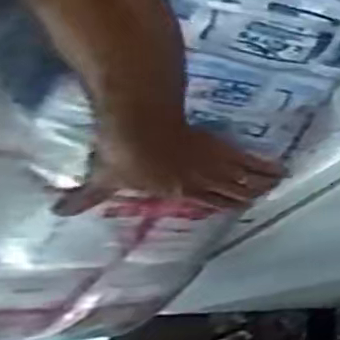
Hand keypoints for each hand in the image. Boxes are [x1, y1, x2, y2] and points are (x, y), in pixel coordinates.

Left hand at [56, 114, 284, 214]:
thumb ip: (89, 196)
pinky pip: (252, 161)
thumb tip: (58, 213)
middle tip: (264, 196)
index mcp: (180, 192)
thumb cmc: (123, 155)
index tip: (241, 208)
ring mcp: (217, 165)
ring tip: (278, 185)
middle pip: (237, 193)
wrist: (141, 127)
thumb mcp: (104, 178)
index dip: (227, 207)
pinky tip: (280, 168)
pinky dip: (267, 166)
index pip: (212, 204)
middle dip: (251, 196)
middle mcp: (205, 183)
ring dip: (264, 184)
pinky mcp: (225, 149)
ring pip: (250, 180)